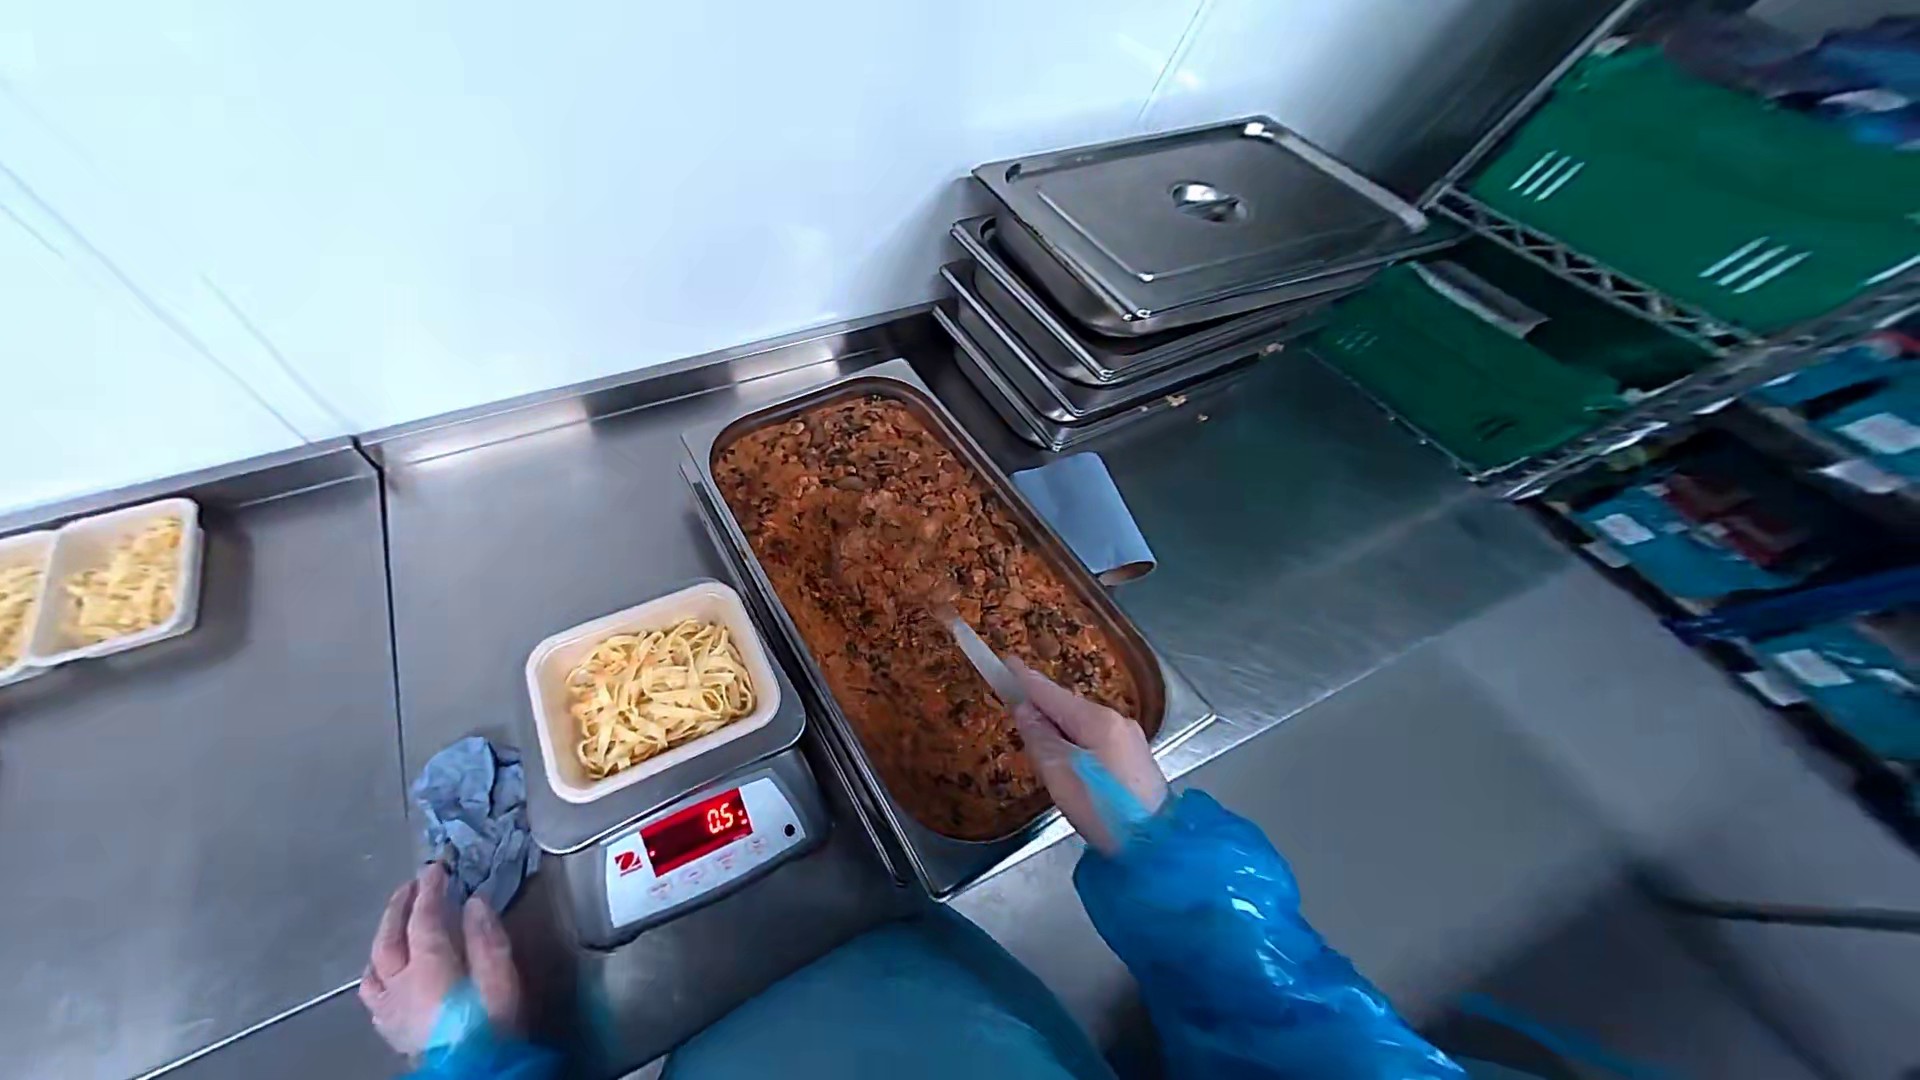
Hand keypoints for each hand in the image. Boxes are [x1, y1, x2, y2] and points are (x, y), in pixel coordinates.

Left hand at [358, 863, 523, 1057]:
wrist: (474, 1071)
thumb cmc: (492, 1019)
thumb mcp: (500, 973)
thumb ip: (486, 936)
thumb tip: (474, 900)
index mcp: (427, 968)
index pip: (422, 920)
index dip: (430, 891)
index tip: (437, 867)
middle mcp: (399, 985)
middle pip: (388, 939)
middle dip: (399, 906)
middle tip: (413, 883)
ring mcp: (388, 1008)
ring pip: (373, 964)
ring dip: (384, 934)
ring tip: (397, 917)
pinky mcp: (388, 1025)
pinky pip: (372, 989)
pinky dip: (378, 965)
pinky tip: (389, 965)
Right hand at [1010, 658, 1167, 854]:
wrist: (1157, 847)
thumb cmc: (1104, 810)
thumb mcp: (1060, 775)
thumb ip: (1039, 738)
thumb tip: (1025, 709)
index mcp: (1097, 720)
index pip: (1051, 693)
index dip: (1026, 679)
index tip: (1007, 661)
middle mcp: (1116, 721)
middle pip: (1068, 707)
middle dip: (1042, 709)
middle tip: (1018, 715)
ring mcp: (1129, 738)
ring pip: (1082, 724)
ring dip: (1058, 728)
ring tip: (1041, 748)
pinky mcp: (1135, 758)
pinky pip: (1095, 738)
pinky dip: (1075, 741)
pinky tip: (1068, 761)